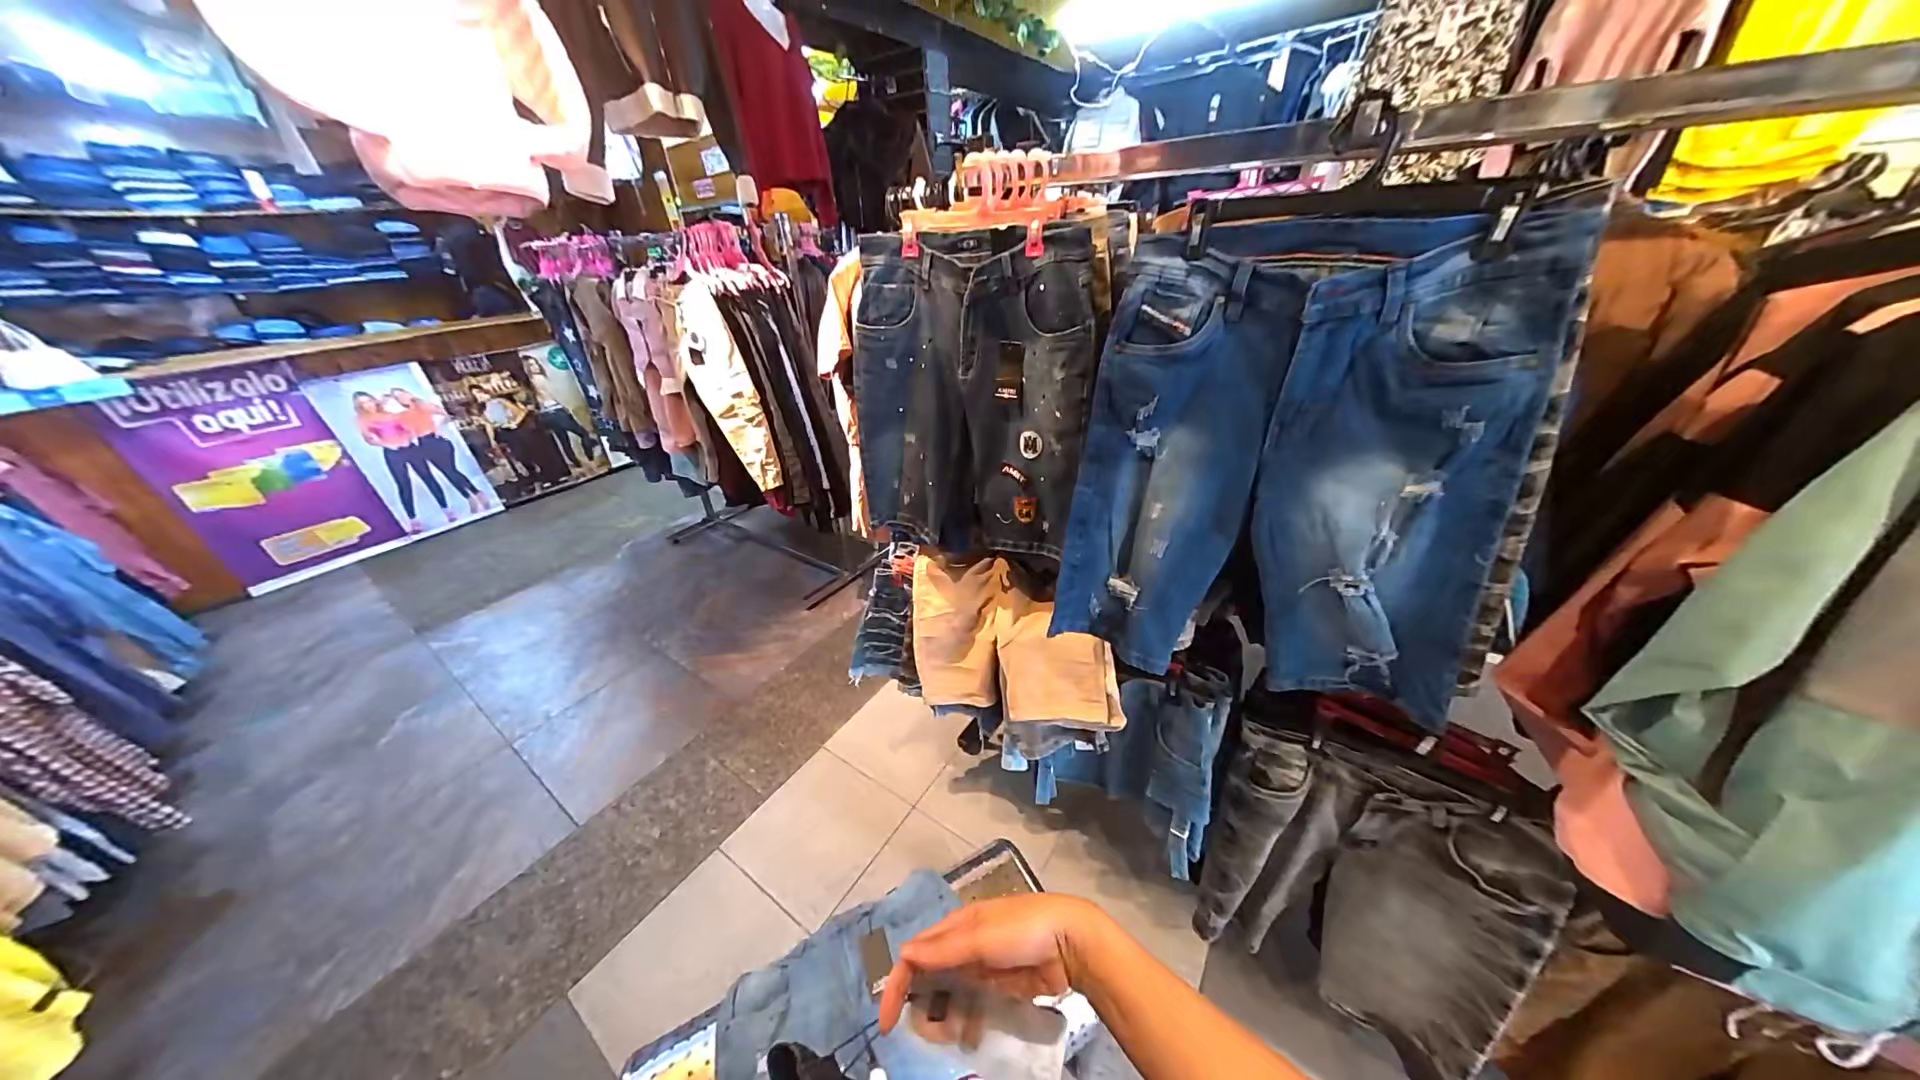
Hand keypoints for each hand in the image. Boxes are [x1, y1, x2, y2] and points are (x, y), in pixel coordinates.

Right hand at [878, 894, 1111, 1034]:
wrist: (1071, 940)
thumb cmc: (1023, 929)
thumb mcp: (980, 935)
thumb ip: (944, 948)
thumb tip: (904, 954)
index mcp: (956, 925)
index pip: (916, 953)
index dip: (898, 984)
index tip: (888, 1020)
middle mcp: (965, 944)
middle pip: (931, 976)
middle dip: (922, 1005)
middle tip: (929, 1031)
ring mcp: (983, 966)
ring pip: (951, 995)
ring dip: (946, 1016)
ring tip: (953, 1035)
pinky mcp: (1001, 986)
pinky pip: (974, 1006)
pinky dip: (967, 1021)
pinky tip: (972, 1035)